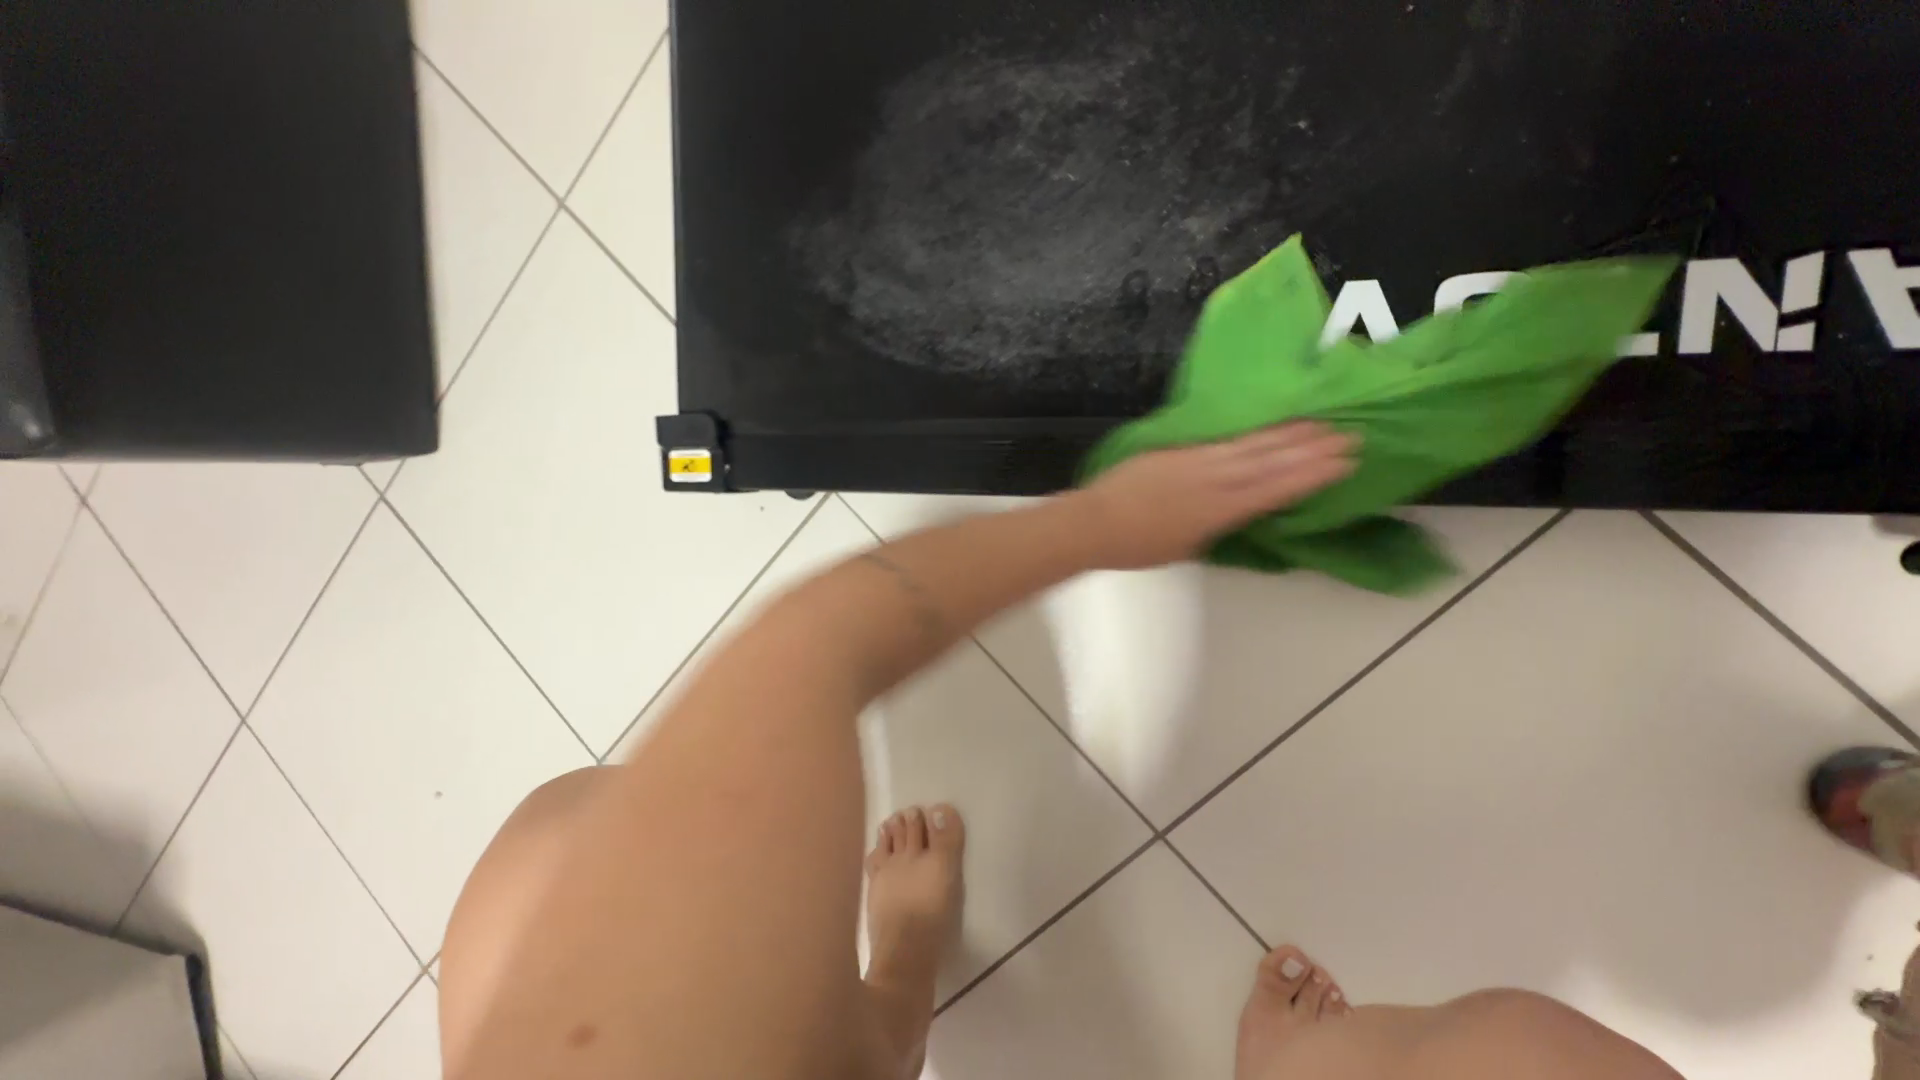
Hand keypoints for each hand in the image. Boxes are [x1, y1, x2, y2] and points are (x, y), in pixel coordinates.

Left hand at [1067, 423, 1356, 569]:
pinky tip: (1269, 426)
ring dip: (1288, 433)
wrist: (1093, 522)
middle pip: (1270, 460)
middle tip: (1349, 433)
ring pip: (1251, 444)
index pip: (1275, 488)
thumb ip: (1216, 525)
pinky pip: (1226, 438)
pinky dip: (1253, 432)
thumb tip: (1238, 511)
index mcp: (1218, 510)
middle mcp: (1214, 480)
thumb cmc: (1137, 546)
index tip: (1344, 461)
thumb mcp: (1187, 546)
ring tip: (1320, 423)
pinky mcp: (1180, 450)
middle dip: (1310, 448)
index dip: (1311, 474)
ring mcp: (1196, 461)